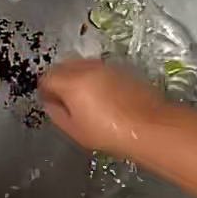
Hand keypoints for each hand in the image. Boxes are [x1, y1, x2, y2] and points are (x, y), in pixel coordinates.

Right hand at [38, 59, 169, 155]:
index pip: (47, 78)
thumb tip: (51, 103)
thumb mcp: (74, 130)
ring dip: (76, 76)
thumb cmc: (109, 133)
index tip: (49, 101)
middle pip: (62, 66)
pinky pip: (99, 68)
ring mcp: (106, 66)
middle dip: (59, 79)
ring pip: (81, 64)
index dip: (45, 90)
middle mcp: (87, 68)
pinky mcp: (122, 69)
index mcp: (72, 82)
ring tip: (83, 96)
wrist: (151, 127)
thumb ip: (56, 113)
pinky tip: (101, 94)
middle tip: (64, 98)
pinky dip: (93, 77)